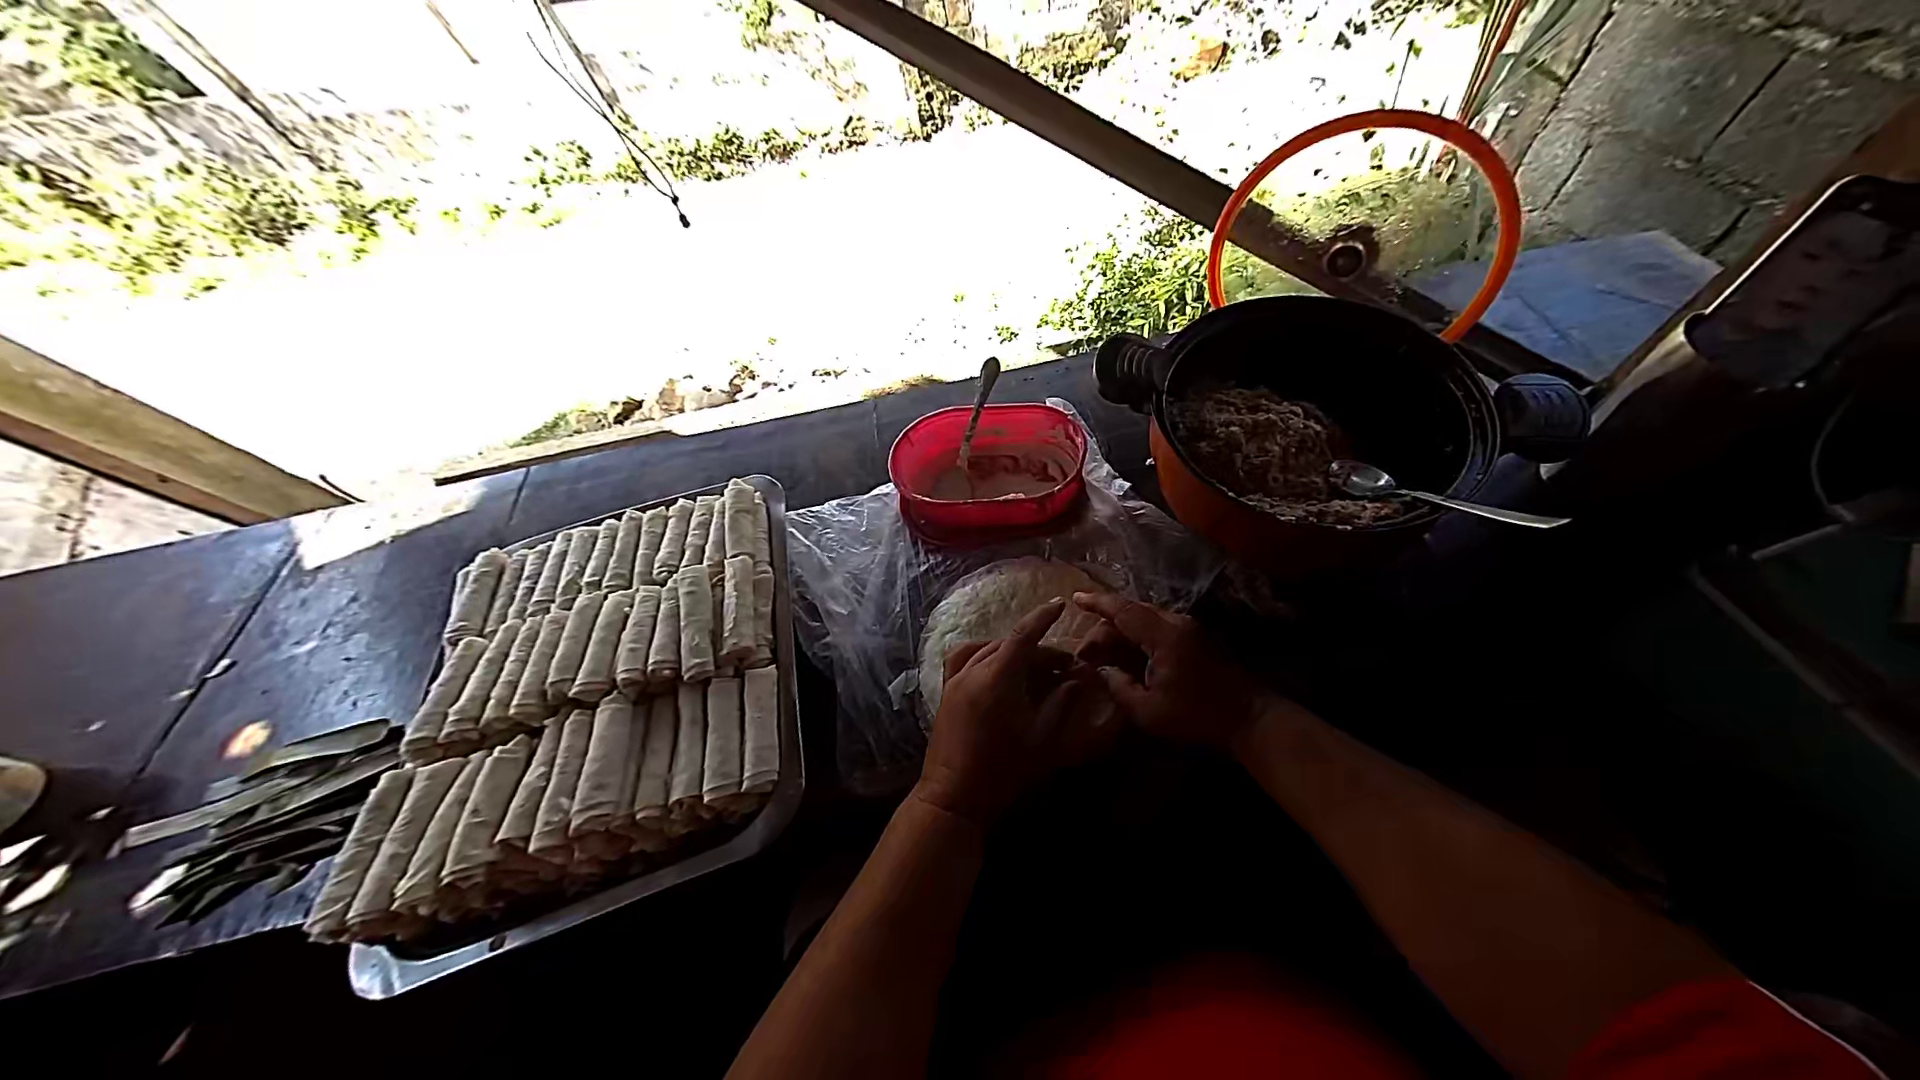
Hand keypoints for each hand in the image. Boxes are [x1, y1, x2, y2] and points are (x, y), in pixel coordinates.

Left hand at [918, 599, 1117, 826]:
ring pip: (987, 649)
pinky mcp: (946, 691)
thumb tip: (1076, 680)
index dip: (1043, 618)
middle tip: (1063, 669)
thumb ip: (1060, 703)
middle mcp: (973, 670)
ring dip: (1011, 651)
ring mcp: (955, 679)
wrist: (954, 796)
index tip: (1059, 605)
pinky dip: (983, 653)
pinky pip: (964, 658)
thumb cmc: (1003, 770)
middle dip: (1037, 651)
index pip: (1023, 636)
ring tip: (1032, 666)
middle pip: (1009, 645)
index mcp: (998, 677)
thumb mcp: (1042, 738)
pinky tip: (995, 667)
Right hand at [1071, 592, 1282, 748]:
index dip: (1097, 603)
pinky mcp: (1195, 638)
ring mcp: (1188, 628)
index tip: (1075, 599)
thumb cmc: (1197, 717)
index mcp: (1163, 635)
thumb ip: (1120, 687)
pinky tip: (1126, 655)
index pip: (1122, 610)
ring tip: (1101, 656)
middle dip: (1104, 628)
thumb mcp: (1149, 711)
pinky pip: (1157, 627)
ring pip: (1143, 619)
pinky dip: (1136, 636)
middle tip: (1086, 655)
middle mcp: (1176, 623)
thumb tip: (1103, 671)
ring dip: (1120, 633)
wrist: (1250, 718)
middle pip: (1130, 613)